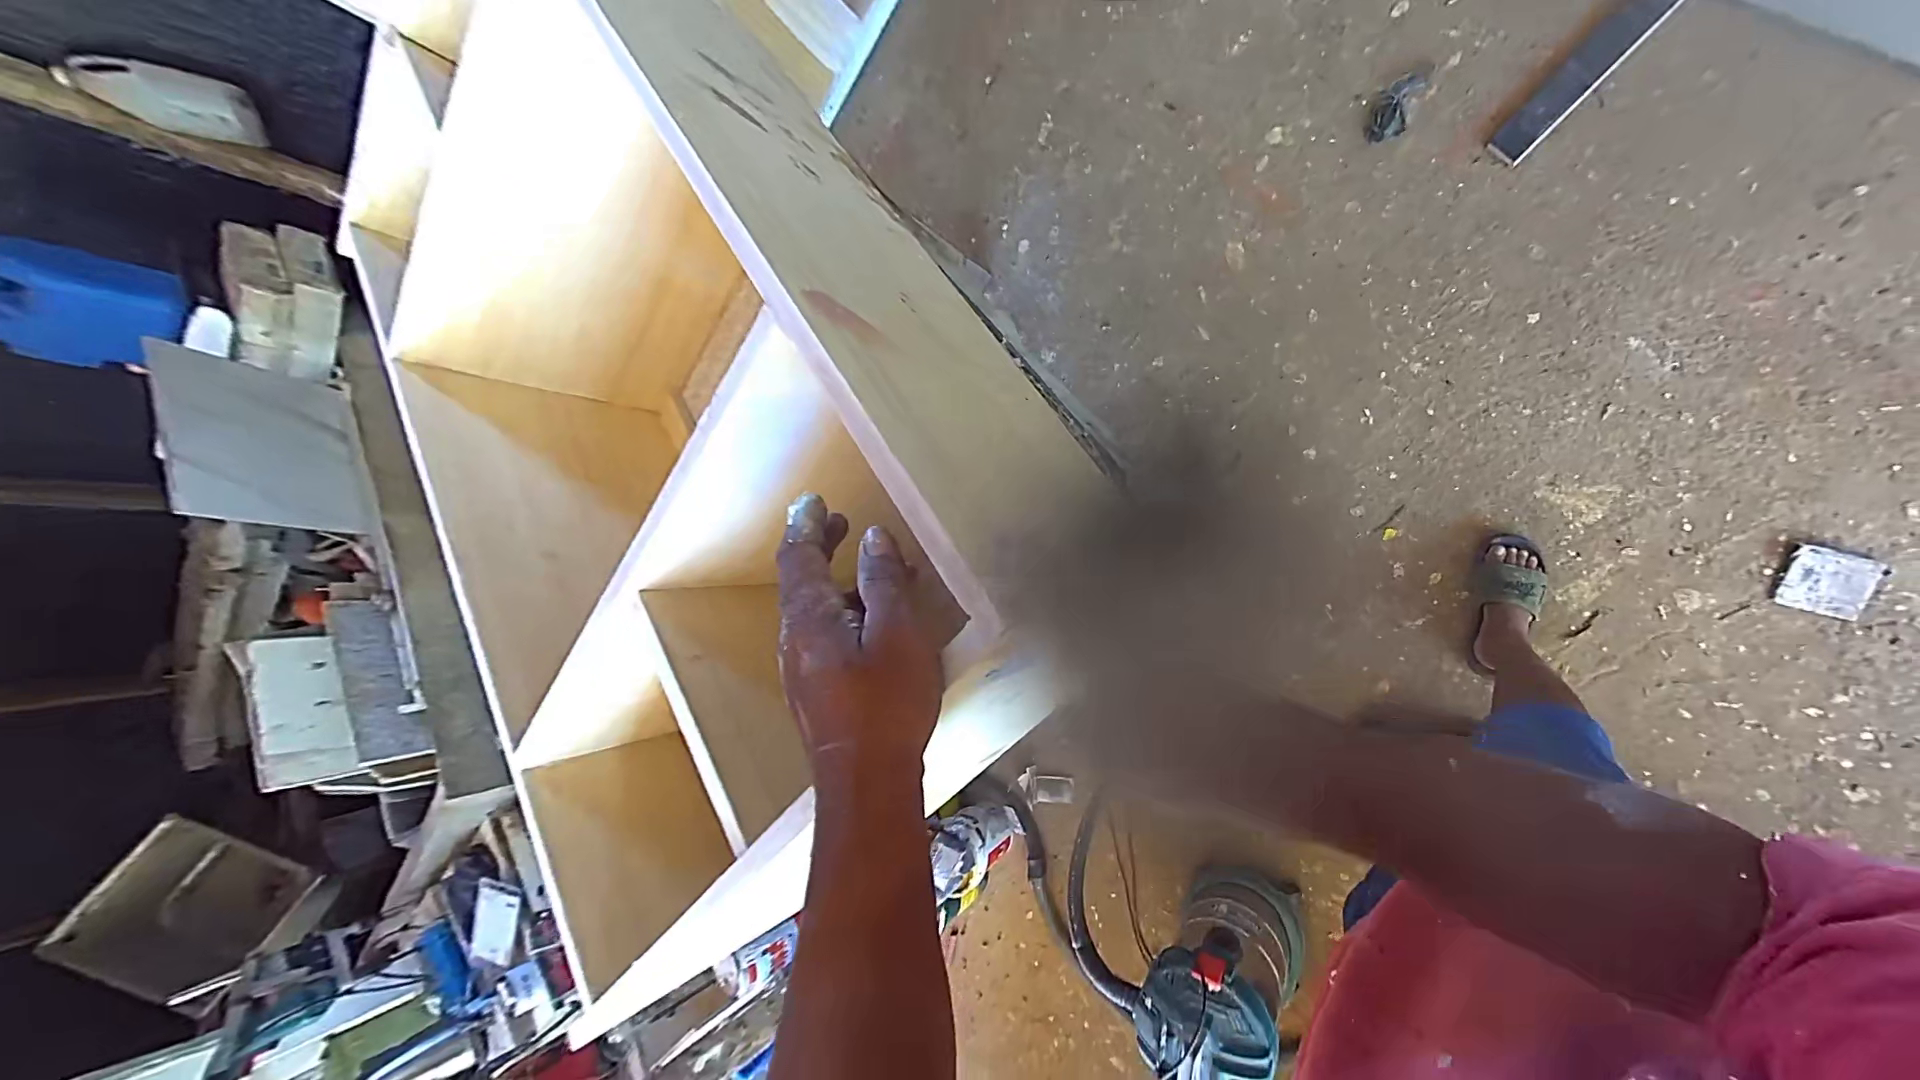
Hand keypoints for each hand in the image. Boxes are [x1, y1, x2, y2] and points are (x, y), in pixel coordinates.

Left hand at [776, 493, 943, 780]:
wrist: (866, 779)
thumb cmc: (886, 702)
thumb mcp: (896, 632)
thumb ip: (882, 582)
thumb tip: (873, 537)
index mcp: (808, 618)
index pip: (797, 557)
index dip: (806, 524)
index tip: (815, 500)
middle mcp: (795, 638)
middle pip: (801, 580)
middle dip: (818, 547)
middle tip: (841, 524)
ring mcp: (802, 666)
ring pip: (815, 608)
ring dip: (838, 581)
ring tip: (874, 570)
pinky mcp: (816, 687)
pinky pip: (825, 633)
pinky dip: (845, 611)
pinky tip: (874, 620)